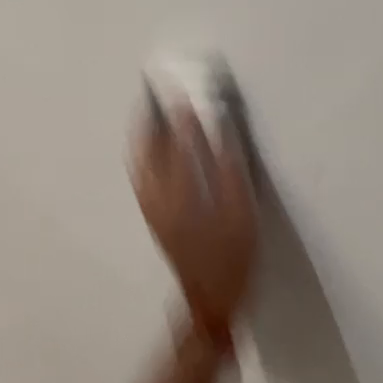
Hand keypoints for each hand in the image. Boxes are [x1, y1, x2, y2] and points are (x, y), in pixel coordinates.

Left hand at [129, 88, 256, 339]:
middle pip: (149, 146)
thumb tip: (220, 129)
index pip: (180, 139)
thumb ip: (229, 167)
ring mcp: (151, 205)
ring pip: (140, 159)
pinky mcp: (151, 213)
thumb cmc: (232, 256)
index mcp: (185, 191)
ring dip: (143, 131)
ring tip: (149, 109)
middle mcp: (160, 194)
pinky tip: (149, 146)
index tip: (180, 86)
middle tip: (154, 89)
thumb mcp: (241, 211)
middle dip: (150, 115)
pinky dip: (142, 151)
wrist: (208, 297)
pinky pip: (140, 173)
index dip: (180, 111)